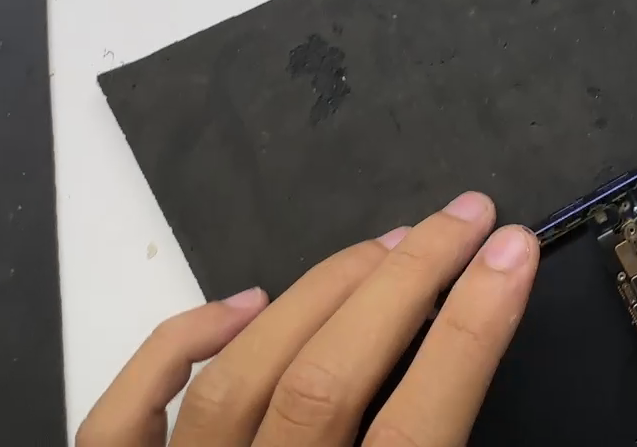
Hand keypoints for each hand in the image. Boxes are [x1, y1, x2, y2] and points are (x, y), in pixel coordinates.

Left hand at [77, 191, 538, 446]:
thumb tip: (473, 375)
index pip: (423, 422)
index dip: (475, 324)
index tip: (517, 248)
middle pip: (330, 380)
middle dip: (413, 275)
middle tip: (469, 214)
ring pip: (242, 378)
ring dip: (330, 288)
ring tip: (394, 240)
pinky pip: (118, 422)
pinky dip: (177, 346)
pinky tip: (243, 301)